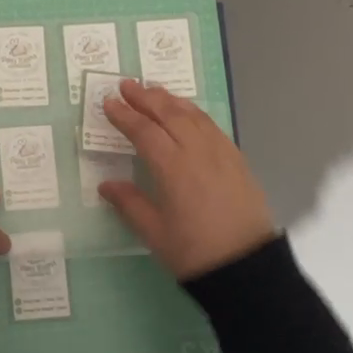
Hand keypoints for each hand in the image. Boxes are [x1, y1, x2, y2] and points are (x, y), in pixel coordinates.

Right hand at [99, 79, 277, 279]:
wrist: (245, 267)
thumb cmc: (193, 253)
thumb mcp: (154, 233)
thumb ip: (130, 204)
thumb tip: (107, 185)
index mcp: (173, 168)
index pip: (144, 132)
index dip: (125, 116)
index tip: (109, 103)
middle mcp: (198, 152)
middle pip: (170, 114)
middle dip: (146, 97)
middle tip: (127, 85)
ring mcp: (221, 153)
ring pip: (194, 116)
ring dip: (171, 100)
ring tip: (154, 91)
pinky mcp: (237, 161)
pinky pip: (212, 126)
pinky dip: (194, 113)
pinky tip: (187, 114)